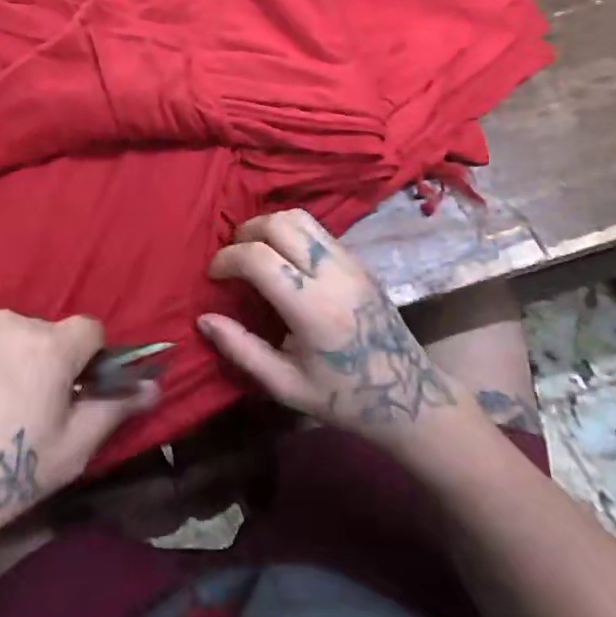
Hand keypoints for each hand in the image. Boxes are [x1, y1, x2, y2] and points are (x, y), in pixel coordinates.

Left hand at [0, 311, 156, 598]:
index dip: (89, 361)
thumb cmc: (3, 478)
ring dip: (2, 355)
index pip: (89, 330)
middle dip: (42, 360)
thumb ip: (115, 409)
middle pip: (41, 332)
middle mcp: (7, 319)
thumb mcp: (71, 451)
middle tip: (22, 408)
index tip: (74, 392)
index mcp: (49, 345)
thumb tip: (152, 384)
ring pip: (0, 332)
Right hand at [200, 209, 466, 453]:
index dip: (226, 259)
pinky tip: (283, 261)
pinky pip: (317, 229)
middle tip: (234, 261)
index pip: (258, 257)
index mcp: (313, 309)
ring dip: (267, 227)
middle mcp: (334, 276)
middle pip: (279, 223)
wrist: (412, 399)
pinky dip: (289, 233)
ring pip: (299, 217)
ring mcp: (351, 263)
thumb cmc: (343, 397)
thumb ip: (241, 349)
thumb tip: (203, 319)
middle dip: (245, 234)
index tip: (214, 277)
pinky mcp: (360, 261)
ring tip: (255, 254)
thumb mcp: (284, 385)